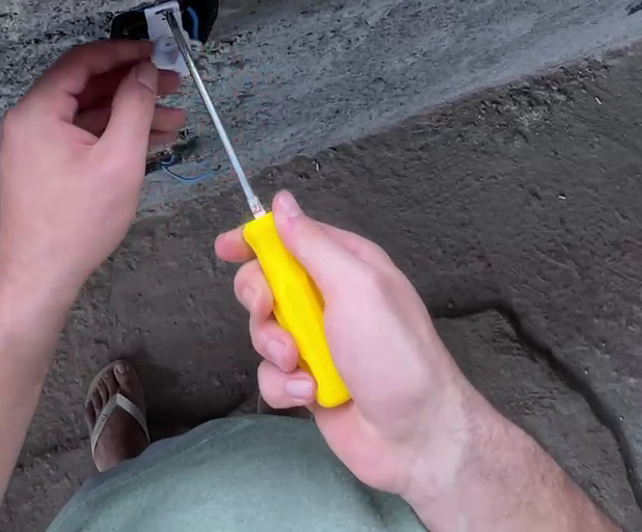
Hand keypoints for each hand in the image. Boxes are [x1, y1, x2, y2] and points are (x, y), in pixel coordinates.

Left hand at [0, 41, 184, 306]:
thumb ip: (135, 106)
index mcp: (38, 110)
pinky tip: (151, 138)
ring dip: (130, 111)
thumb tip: (146, 70)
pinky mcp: (44, 163)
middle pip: (87, 85)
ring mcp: (35, 142)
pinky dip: (114, 133)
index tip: (158, 52)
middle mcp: (30, 119)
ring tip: (174, 117)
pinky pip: (82, 134)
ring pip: (89, 112)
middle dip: (133, 84)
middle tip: (173, 84)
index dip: (124, 51)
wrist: (39, 279)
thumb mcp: (118, 159)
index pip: (83, 60)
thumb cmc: (77, 222)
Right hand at [215, 192, 481, 506]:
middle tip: (269, 311)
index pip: (291, 237)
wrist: (416, 439)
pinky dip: (284, 384)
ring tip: (298, 363)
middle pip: (267, 282)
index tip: (226, 248)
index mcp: (345, 264)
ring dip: (274, 347)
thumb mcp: (355, 286)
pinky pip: (271, 373)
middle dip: (260, 298)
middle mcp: (329, 298)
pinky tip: (308, 393)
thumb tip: (282, 202)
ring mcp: (317, 341)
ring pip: (264, 329)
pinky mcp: (307, 380)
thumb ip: (312, 244)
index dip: (255, 240)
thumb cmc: (391, 351)